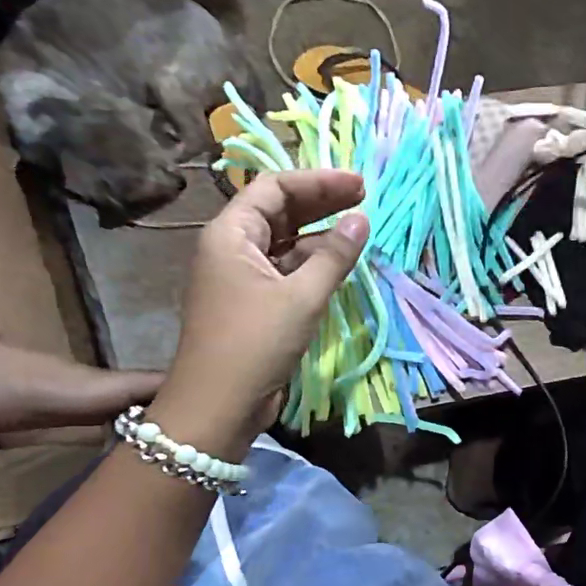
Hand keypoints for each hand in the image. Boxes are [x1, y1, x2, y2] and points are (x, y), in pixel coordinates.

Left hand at [150, 169, 367, 454]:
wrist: (219, 404)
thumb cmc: (254, 342)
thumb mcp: (301, 297)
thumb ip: (334, 256)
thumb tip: (362, 219)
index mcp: (231, 235)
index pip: (274, 188)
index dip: (318, 182)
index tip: (359, 185)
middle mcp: (232, 248)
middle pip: (279, 211)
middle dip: (321, 203)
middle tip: (365, 199)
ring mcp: (243, 277)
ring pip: (285, 243)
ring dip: (320, 235)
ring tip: (359, 231)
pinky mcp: (255, 304)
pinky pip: (287, 271)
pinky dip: (314, 265)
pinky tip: (341, 264)